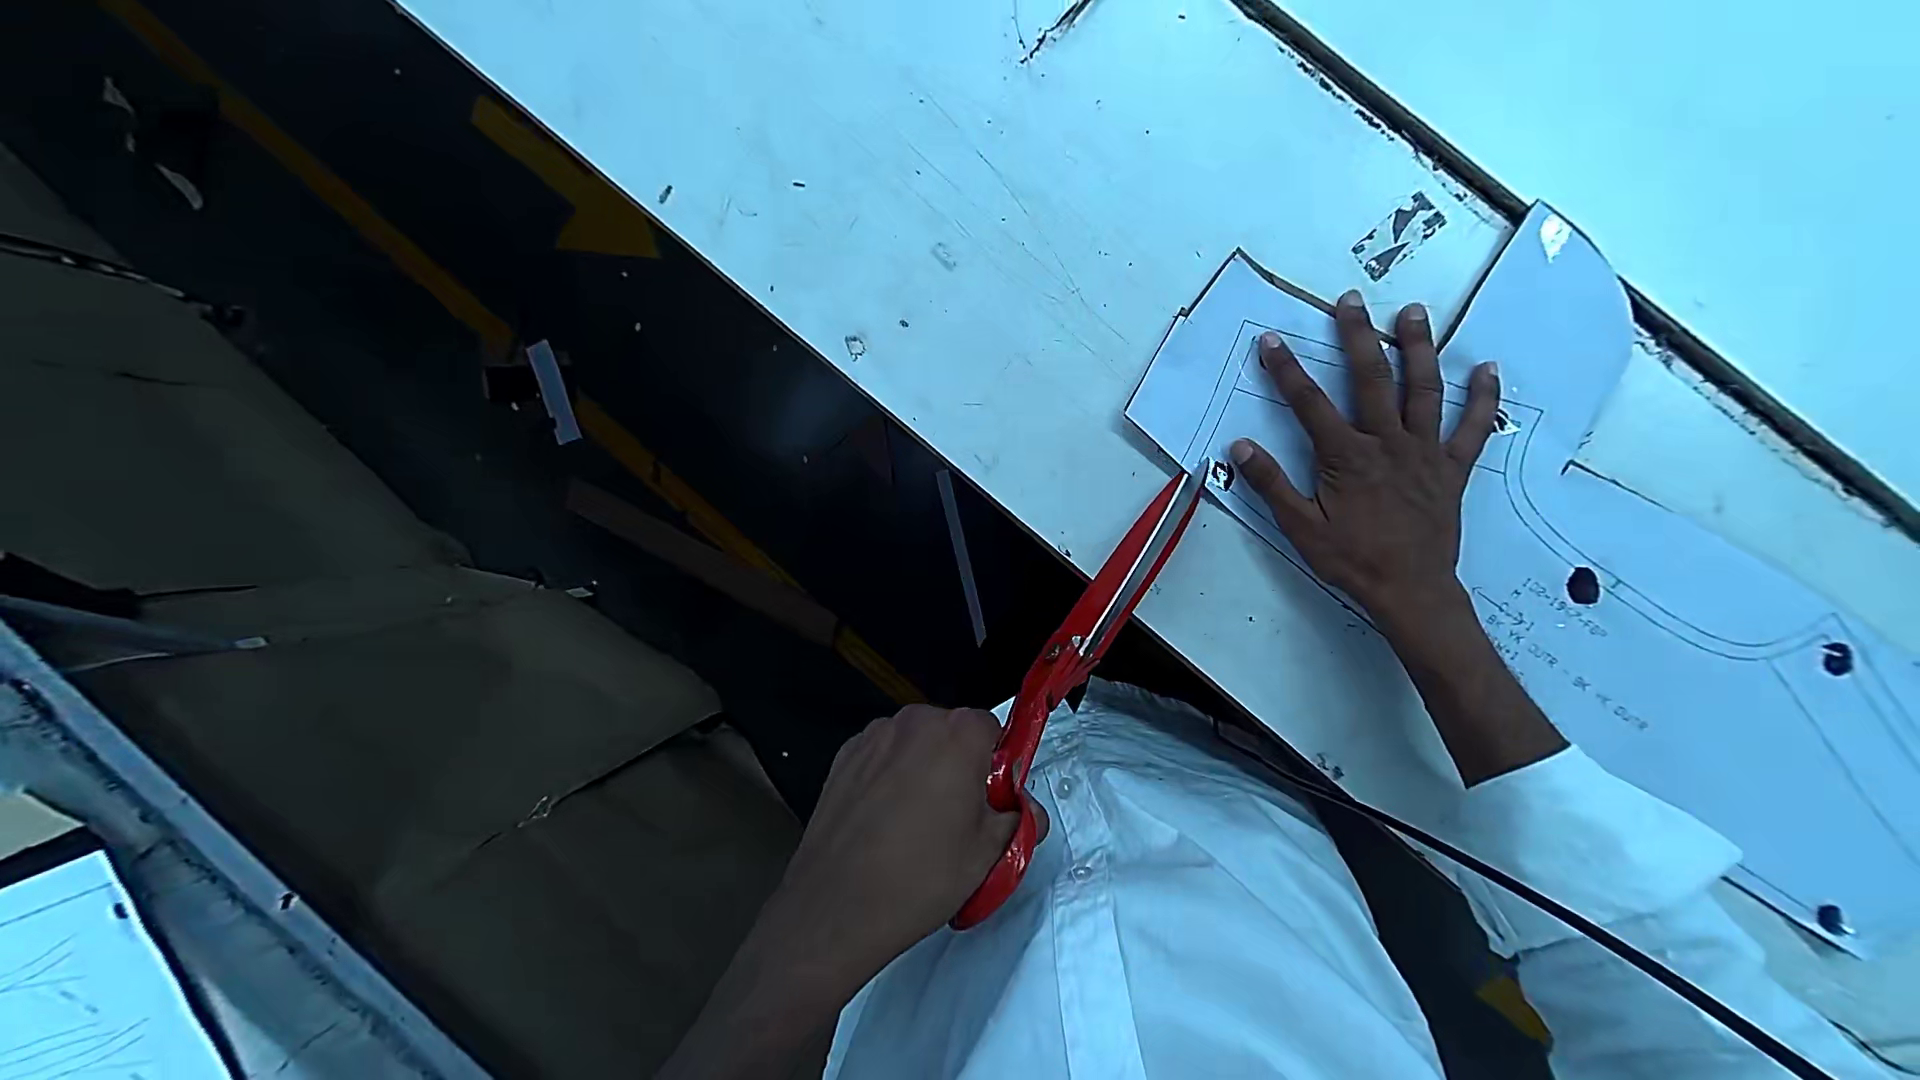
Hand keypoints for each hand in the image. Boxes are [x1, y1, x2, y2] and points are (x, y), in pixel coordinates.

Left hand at [658, 707, 1046, 1078]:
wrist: (835, 906)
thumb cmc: (922, 876)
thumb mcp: (989, 855)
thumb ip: (1020, 819)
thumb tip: (1027, 808)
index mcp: (959, 733)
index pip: (994, 729)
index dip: (998, 764)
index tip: (990, 800)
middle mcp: (916, 719)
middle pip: (953, 731)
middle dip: (961, 763)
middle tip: (956, 816)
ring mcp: (874, 733)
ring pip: (915, 742)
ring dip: (923, 766)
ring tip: (914, 822)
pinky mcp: (844, 753)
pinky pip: (882, 754)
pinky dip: (889, 774)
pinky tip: (881, 819)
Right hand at [1229, 291, 1498, 631]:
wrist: (1410, 589)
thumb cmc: (1350, 558)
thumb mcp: (1299, 526)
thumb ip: (1271, 483)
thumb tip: (1241, 446)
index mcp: (1346, 457)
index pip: (1309, 404)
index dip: (1287, 370)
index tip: (1272, 341)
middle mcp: (1388, 443)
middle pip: (1371, 380)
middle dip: (1357, 337)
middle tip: (1350, 301)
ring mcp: (1426, 452)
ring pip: (1424, 390)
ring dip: (1419, 348)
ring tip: (1414, 312)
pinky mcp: (1453, 468)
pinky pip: (1473, 427)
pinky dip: (1483, 398)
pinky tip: (1488, 369)